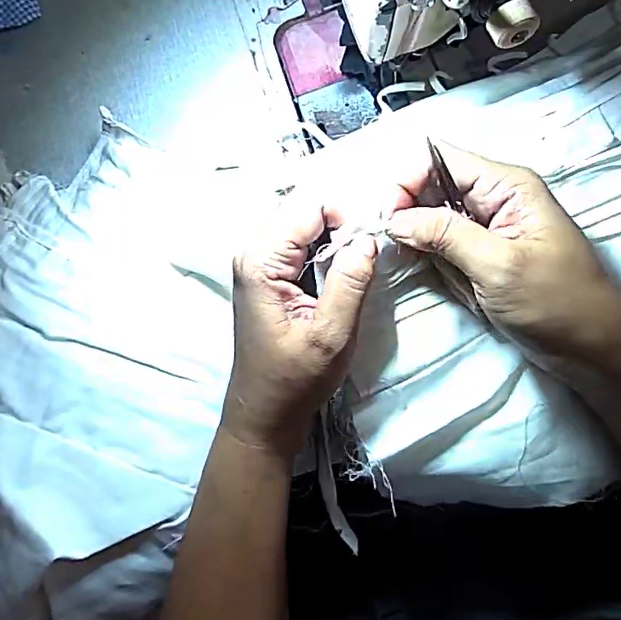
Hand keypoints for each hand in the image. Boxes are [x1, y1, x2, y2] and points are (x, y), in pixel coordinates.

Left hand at [226, 199, 378, 458]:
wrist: (266, 411)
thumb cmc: (294, 379)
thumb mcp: (331, 336)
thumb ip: (350, 283)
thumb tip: (368, 239)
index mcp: (260, 262)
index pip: (306, 208)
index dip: (344, 216)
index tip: (368, 243)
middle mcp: (252, 253)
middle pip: (302, 210)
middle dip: (338, 222)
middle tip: (363, 255)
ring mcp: (256, 261)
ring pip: (301, 223)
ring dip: (332, 235)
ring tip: (354, 265)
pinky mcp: (266, 273)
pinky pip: (297, 242)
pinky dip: (322, 248)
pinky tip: (338, 272)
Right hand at [384, 142, 620, 369]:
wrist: (595, 351)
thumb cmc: (557, 303)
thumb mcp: (498, 266)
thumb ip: (444, 234)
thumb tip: (394, 219)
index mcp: (505, 185)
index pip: (438, 160)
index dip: (408, 182)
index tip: (392, 221)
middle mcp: (493, 197)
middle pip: (429, 186)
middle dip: (413, 216)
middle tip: (407, 249)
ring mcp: (486, 225)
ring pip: (431, 217)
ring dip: (425, 243)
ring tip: (437, 270)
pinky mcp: (480, 252)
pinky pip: (442, 244)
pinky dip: (435, 259)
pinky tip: (447, 279)